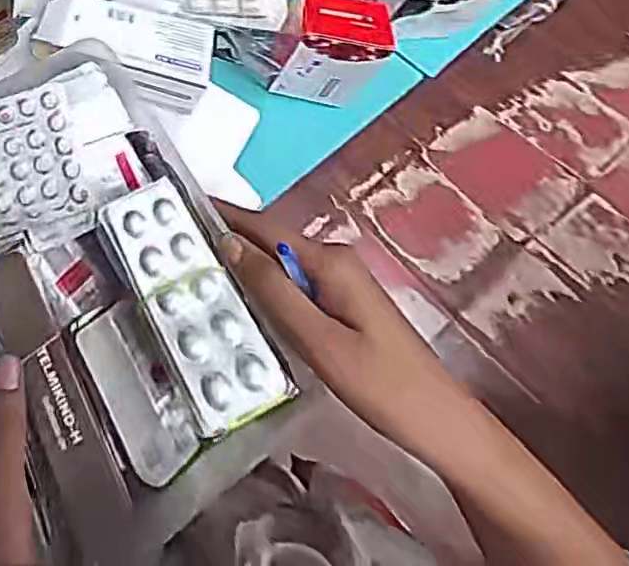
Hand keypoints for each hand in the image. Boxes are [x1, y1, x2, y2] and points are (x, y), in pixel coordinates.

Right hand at [215, 203, 628, 565]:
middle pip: (270, 241)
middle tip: (184, 242)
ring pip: (280, 264)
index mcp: (329, 261)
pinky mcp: (343, 301)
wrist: (444, 427)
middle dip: (229, 237)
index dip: (224, 213)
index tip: (187, 202)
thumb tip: (229, 243)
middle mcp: (334, 260)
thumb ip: (272, 288)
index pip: (263, 226)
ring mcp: (341, 280)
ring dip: (245, 263)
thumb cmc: (382, 384)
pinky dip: (265, 285)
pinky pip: (294, 283)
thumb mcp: (317, 338)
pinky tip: (246, 299)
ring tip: (204, 267)